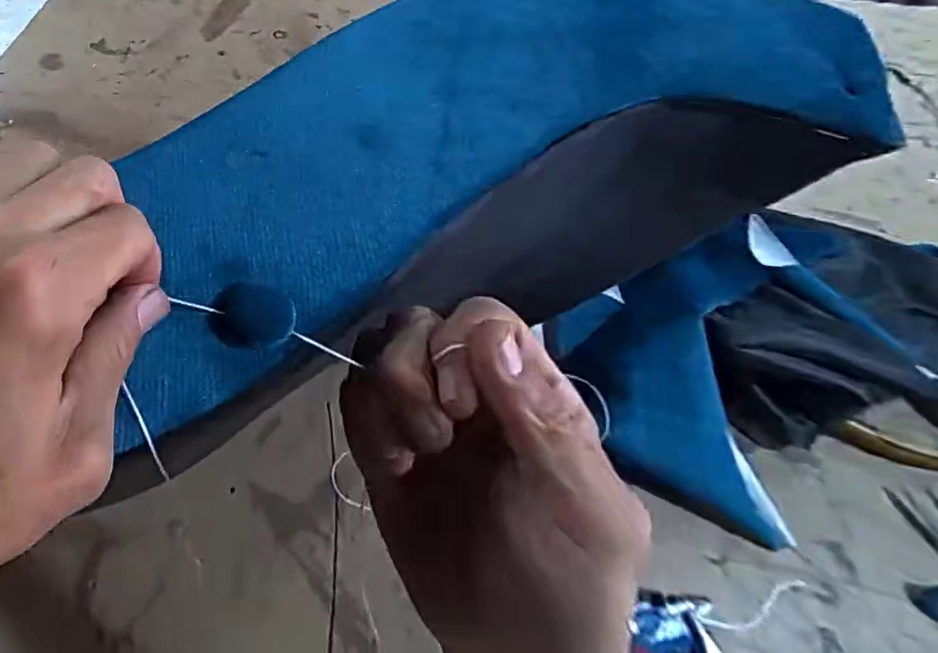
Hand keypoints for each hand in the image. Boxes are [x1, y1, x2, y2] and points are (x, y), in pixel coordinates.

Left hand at [0, 140, 167, 631]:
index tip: (124, 311)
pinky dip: (9, 195)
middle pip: (88, 173)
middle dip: (112, 220)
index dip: (144, 265)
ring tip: (51, 257)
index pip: (127, 225)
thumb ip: (116, 354)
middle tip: (96, 281)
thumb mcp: (71, 456)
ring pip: (32, 155)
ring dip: (61, 196)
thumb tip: (144, 295)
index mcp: (38, 290)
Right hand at [341, 298, 648, 652]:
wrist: (510, 647)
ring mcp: (420, 411)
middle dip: (412, 373)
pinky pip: (352, 395)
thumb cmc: (569, 579)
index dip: (457, 346)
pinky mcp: (380, 441)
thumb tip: (493, 335)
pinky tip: (393, 469)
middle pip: (415, 323)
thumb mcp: (586, 509)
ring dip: (386, 398)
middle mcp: (468, 387)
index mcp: (525, 390)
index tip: (463, 409)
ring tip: (413, 456)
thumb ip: (547, 421)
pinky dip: (364, 424)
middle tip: (438, 439)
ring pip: (375, 349)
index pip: (480, 318)